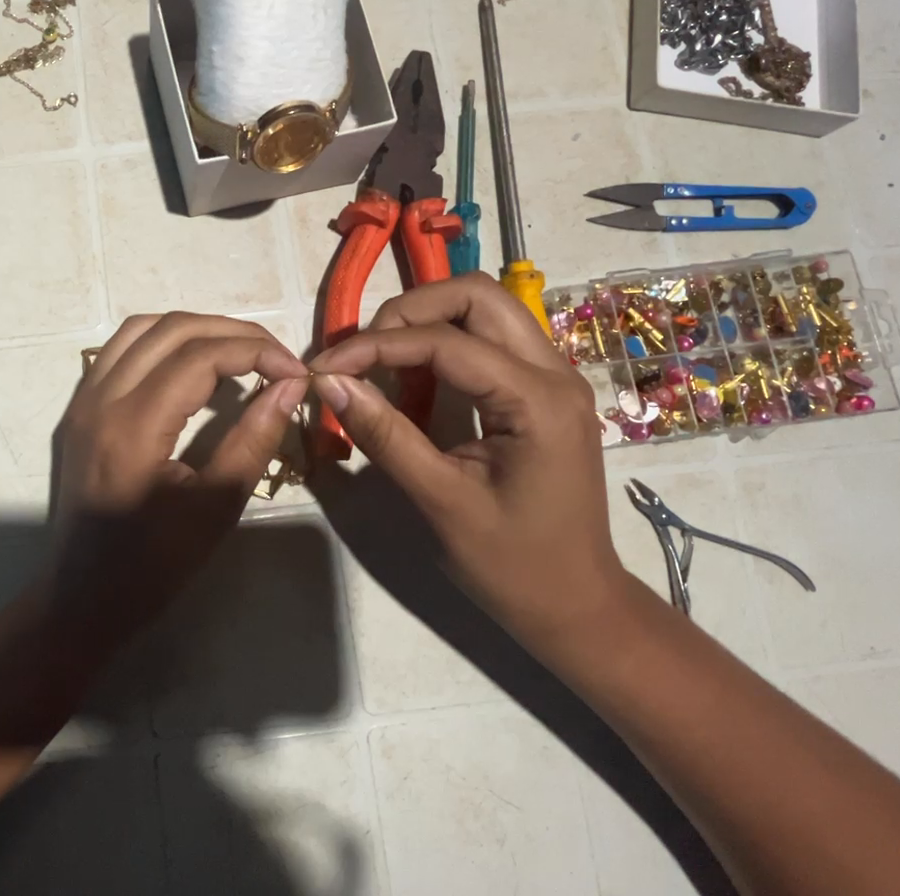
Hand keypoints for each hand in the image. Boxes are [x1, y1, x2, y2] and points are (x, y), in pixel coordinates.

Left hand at [45, 313, 308, 647]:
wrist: (83, 597)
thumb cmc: (152, 565)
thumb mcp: (215, 507)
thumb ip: (254, 439)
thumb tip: (291, 387)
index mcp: (133, 426)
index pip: (200, 356)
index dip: (255, 352)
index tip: (295, 374)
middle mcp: (101, 399)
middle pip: (171, 329)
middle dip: (231, 332)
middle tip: (275, 358)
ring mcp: (83, 401)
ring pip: (140, 329)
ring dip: (193, 329)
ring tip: (238, 353)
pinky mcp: (79, 409)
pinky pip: (119, 350)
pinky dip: (161, 342)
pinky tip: (190, 364)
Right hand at [306, 276, 625, 648]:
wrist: (575, 604)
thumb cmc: (512, 564)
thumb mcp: (441, 501)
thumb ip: (386, 435)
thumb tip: (329, 382)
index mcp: (538, 400)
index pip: (446, 341)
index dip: (376, 346)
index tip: (325, 368)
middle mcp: (555, 373)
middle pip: (477, 295)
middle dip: (408, 311)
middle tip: (361, 353)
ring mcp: (554, 378)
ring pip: (485, 310)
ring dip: (426, 322)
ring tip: (379, 362)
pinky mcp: (542, 392)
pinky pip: (490, 340)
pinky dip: (444, 343)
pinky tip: (412, 379)